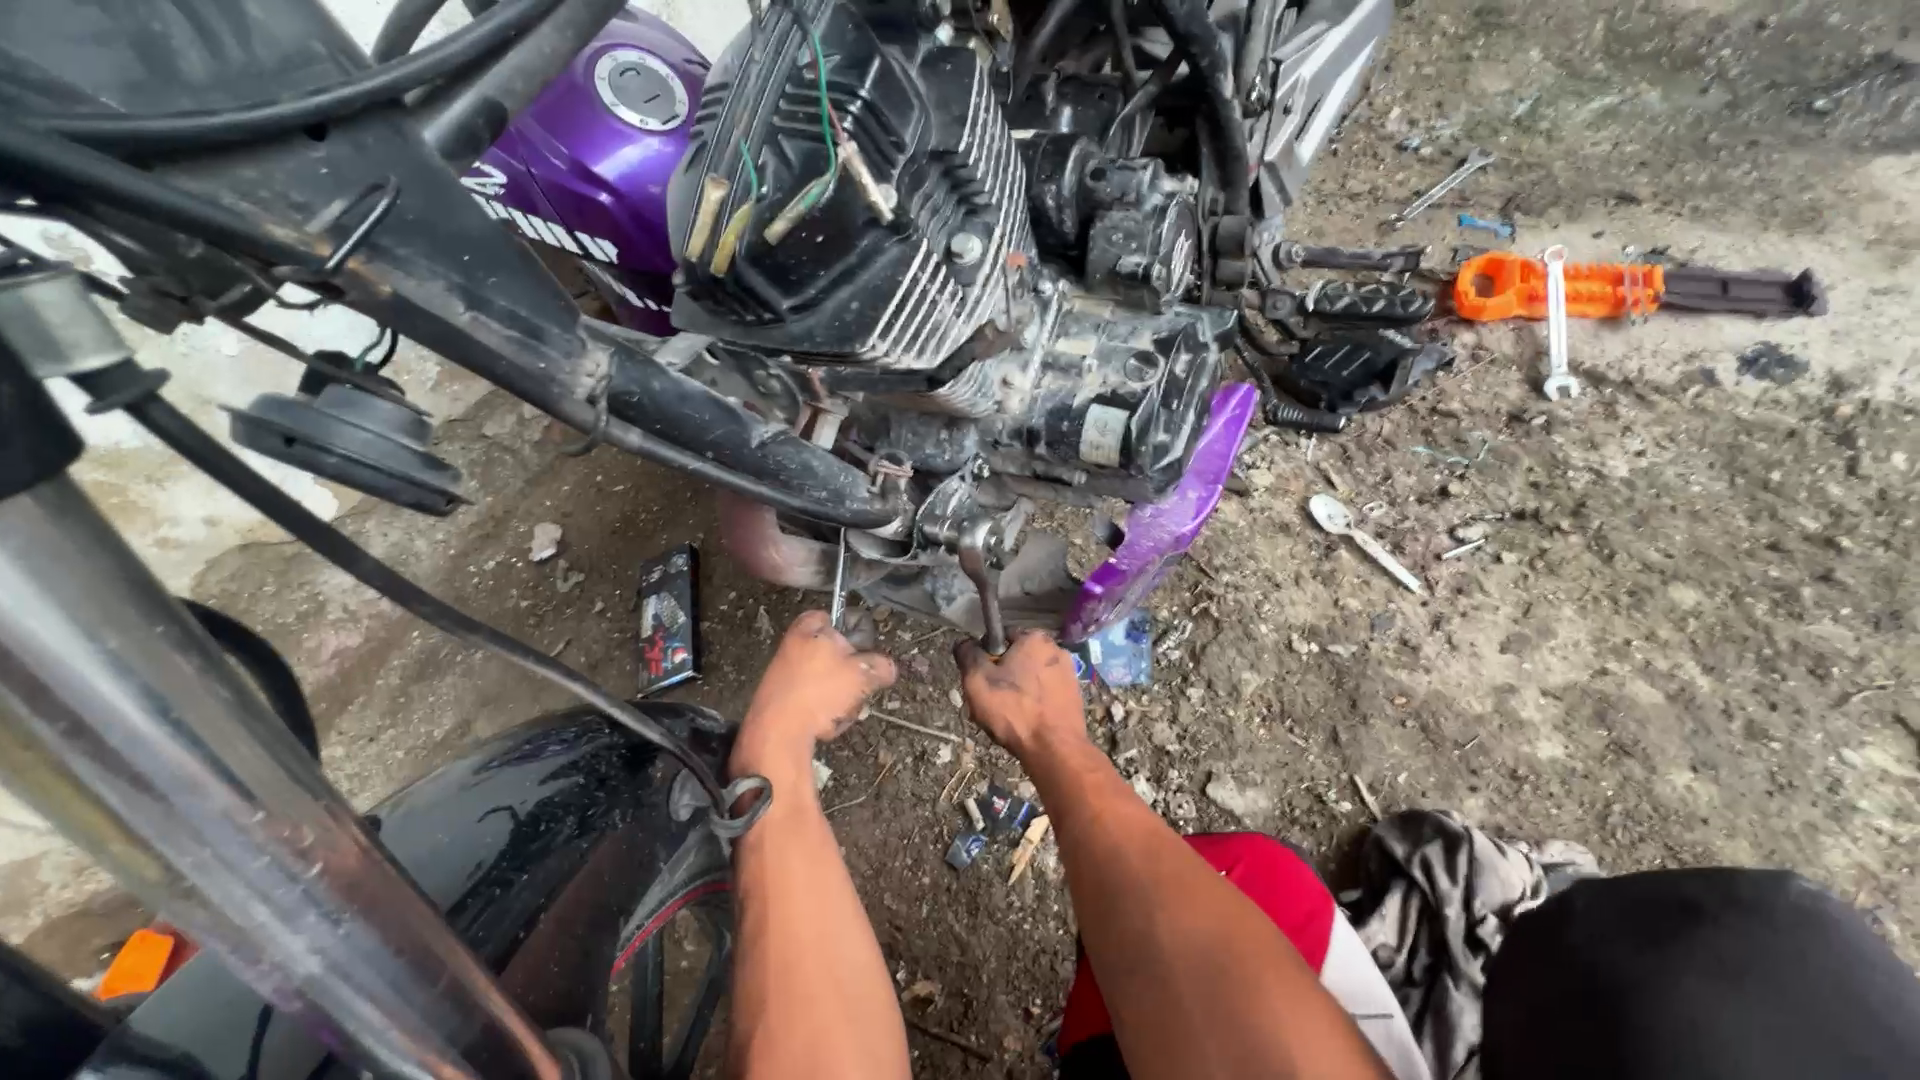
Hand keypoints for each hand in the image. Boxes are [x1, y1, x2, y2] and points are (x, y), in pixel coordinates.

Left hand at [732, 611, 896, 777]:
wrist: (778, 731)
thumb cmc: (819, 691)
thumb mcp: (862, 674)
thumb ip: (879, 666)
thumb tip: (886, 668)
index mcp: (808, 628)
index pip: (834, 617)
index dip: (852, 631)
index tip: (863, 649)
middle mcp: (793, 646)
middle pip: (835, 654)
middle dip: (850, 675)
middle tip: (857, 687)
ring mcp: (785, 673)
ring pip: (827, 681)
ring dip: (840, 698)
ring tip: (840, 711)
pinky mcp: (782, 699)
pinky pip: (813, 700)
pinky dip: (823, 711)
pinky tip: (826, 724)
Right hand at [954, 630, 1087, 760]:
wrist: (1054, 748)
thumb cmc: (1013, 709)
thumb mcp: (977, 679)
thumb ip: (967, 654)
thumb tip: (965, 643)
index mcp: (1035, 638)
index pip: (1001, 637)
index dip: (986, 658)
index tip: (981, 680)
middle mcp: (1057, 649)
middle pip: (1017, 659)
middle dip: (1002, 677)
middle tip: (991, 702)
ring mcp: (1069, 674)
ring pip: (1030, 679)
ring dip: (1017, 693)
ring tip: (1007, 717)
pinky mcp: (1075, 696)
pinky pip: (1044, 695)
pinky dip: (1033, 705)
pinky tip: (1026, 723)